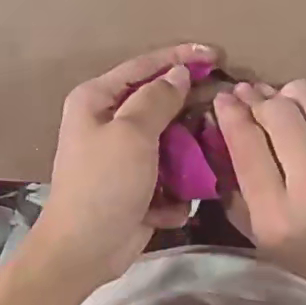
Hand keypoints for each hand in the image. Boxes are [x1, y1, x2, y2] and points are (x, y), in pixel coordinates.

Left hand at [25, 43, 215, 284]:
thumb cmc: (103, 184)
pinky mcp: (136, 190)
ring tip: (204, 166)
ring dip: (187, 159)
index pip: (143, 67)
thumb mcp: (131, 133)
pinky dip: (172, 194)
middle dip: (190, 113)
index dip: (180, 58)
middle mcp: (108, 125)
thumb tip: (179, 74)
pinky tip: (169, 209)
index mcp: (96, 101)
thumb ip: (158, 99)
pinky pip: (166, 181)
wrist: (83, 249)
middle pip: (159, 106)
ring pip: (169, 145)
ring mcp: (123, 161)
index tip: (218, 55)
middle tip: (221, 113)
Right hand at [213, 80, 305, 302]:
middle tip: (240, 94)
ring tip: (266, 100)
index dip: (231, 116)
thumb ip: (231, 185)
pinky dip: (302, 108)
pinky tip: (294, 121)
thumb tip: (217, 133)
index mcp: (276, 214)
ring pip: (305, 99)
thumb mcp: (252, 230)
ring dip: (280, 94)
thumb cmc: (296, 252)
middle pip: (279, 114)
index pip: (249, 148)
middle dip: (254, 98)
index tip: (219, 99)